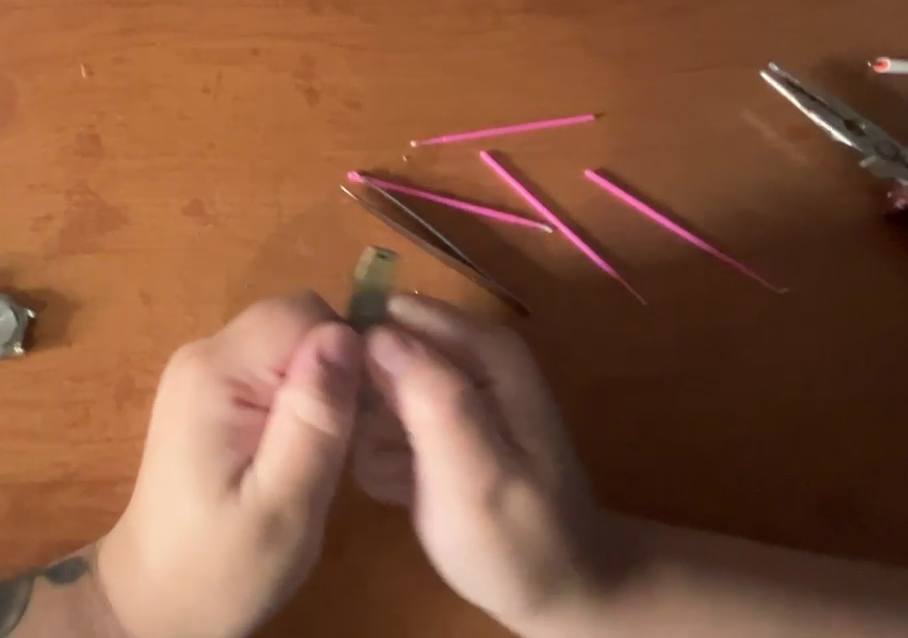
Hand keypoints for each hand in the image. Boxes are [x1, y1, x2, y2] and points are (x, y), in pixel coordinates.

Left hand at [97, 292, 364, 637]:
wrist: (156, 597)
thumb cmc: (223, 566)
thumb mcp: (285, 504)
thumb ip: (316, 416)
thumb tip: (345, 334)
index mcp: (216, 369)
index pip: (302, 314)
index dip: (345, 353)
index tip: (359, 416)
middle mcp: (204, 351)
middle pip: (294, 320)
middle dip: (331, 367)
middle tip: (341, 441)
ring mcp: (202, 367)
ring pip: (286, 340)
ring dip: (316, 383)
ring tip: (318, 451)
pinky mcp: (207, 386)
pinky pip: (269, 363)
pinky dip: (295, 393)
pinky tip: (295, 447)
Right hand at [352, 294, 628, 633]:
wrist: (552, 592)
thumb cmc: (519, 540)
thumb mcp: (478, 474)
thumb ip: (432, 397)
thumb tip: (377, 332)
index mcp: (483, 347)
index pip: (388, 314)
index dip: (359, 354)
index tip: (354, 412)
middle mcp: (460, 352)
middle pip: (372, 347)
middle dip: (365, 401)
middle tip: (391, 457)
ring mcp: (441, 384)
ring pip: (365, 385)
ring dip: (370, 434)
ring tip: (406, 479)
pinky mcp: (425, 415)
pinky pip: (371, 416)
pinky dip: (378, 453)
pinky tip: (405, 486)